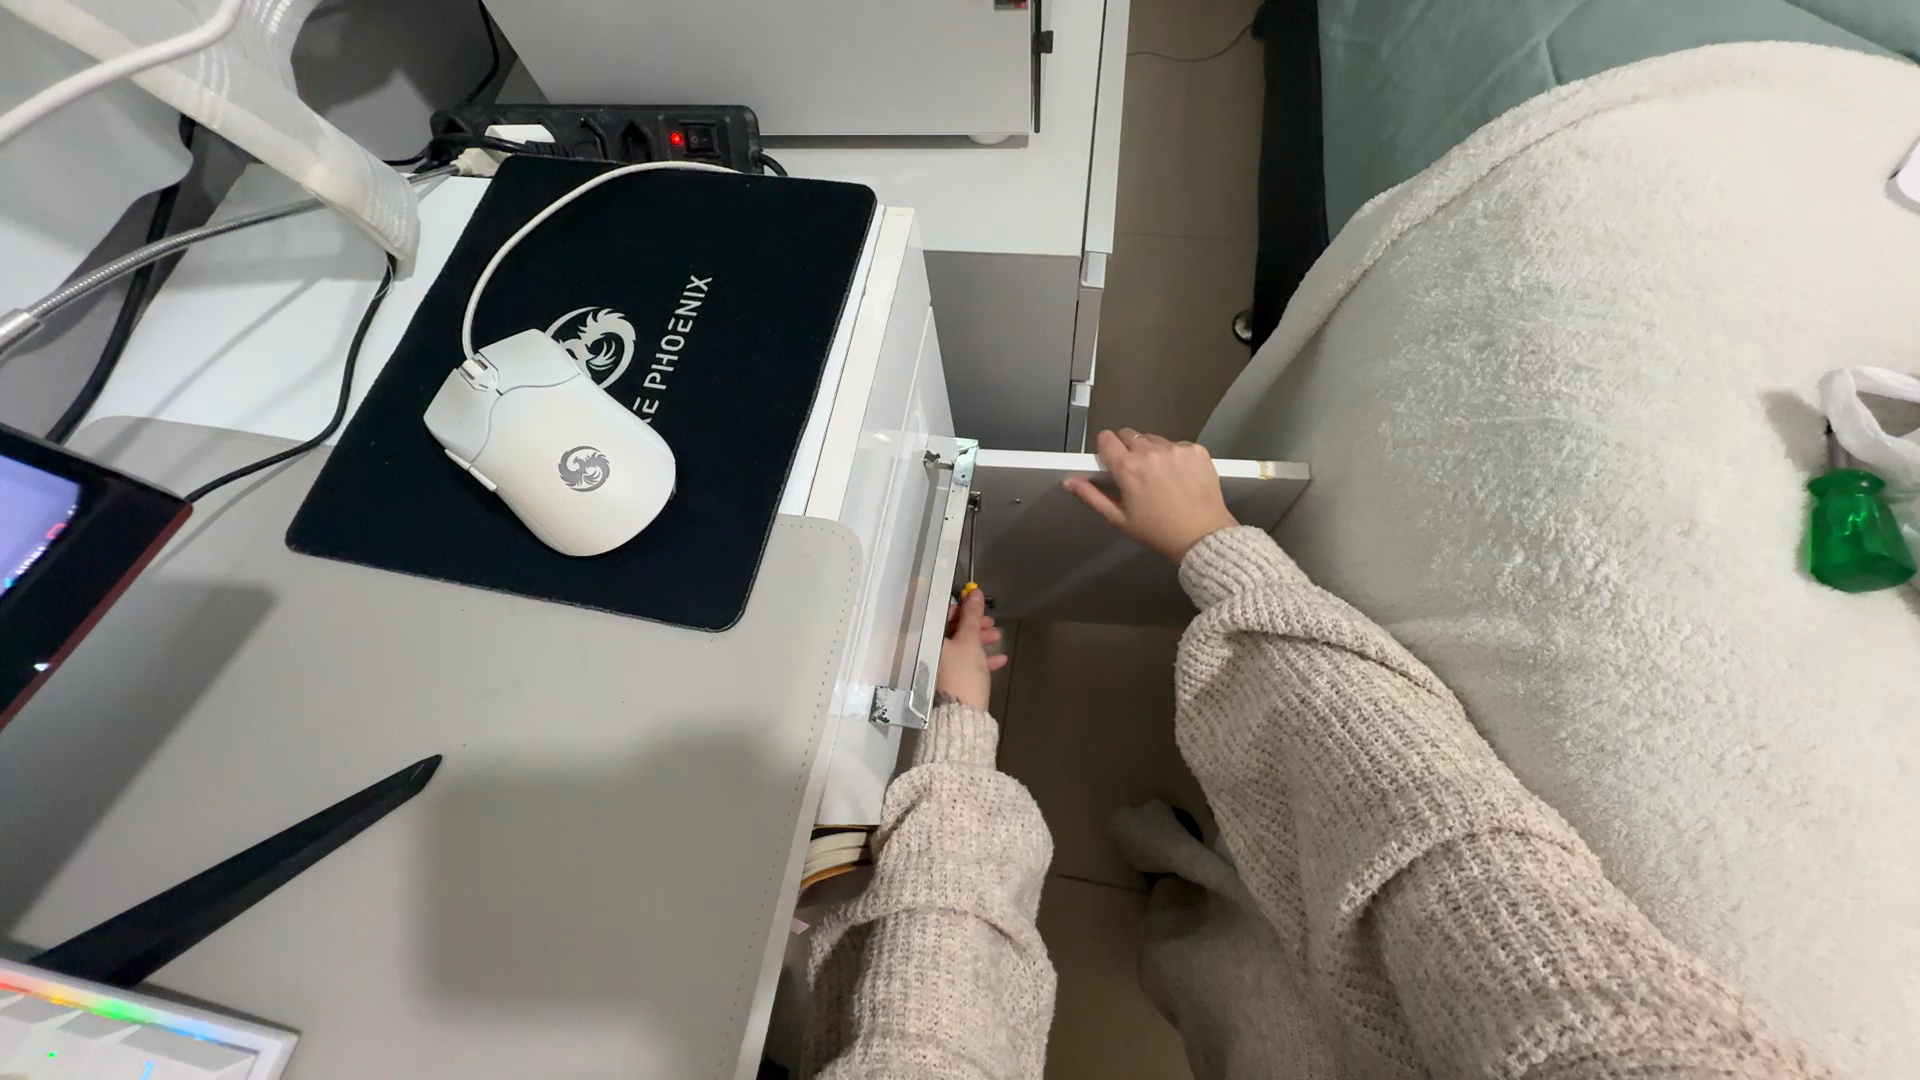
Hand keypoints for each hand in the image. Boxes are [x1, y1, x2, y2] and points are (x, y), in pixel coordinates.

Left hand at [935, 589, 1006, 710]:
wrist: (963, 716)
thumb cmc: (963, 673)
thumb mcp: (970, 641)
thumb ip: (972, 615)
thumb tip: (974, 592)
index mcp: (928, 640)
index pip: (941, 616)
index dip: (961, 608)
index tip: (978, 606)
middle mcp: (929, 653)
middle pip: (952, 632)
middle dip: (974, 625)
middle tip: (991, 623)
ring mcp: (939, 669)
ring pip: (961, 648)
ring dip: (980, 640)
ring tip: (998, 639)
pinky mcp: (951, 683)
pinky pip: (965, 664)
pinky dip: (980, 660)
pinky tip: (1000, 659)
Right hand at [1064, 429, 1239, 562]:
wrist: (1202, 536)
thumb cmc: (1158, 531)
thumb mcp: (1119, 519)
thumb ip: (1092, 496)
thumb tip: (1069, 481)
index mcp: (1128, 468)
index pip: (1106, 438)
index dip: (1106, 448)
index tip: (1111, 460)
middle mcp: (1151, 452)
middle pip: (1129, 434)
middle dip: (1128, 449)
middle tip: (1136, 473)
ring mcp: (1176, 449)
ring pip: (1153, 438)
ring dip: (1152, 451)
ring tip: (1160, 476)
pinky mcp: (1196, 450)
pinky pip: (1177, 444)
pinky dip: (1175, 456)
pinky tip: (1179, 476)